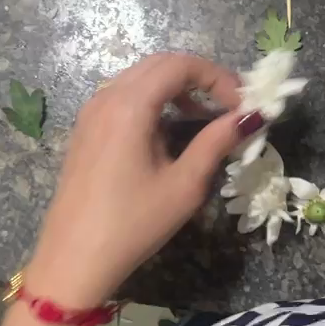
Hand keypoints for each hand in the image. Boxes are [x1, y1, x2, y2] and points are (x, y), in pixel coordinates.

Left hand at [23, 53, 256, 308]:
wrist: (73, 261)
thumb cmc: (133, 224)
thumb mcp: (184, 185)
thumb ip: (217, 142)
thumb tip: (251, 116)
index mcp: (130, 106)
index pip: (181, 65)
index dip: (218, 77)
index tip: (243, 104)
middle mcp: (107, 98)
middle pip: (160, 64)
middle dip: (200, 77)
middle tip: (230, 105)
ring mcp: (91, 112)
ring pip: (141, 77)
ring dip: (177, 87)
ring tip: (205, 118)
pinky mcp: (86, 129)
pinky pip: (124, 96)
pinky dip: (154, 100)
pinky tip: (170, 131)